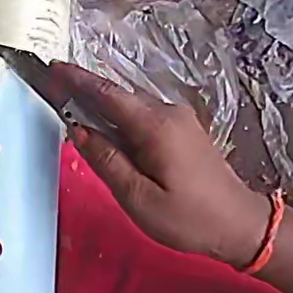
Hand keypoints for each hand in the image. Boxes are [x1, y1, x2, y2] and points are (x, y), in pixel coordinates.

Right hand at [53, 63, 272, 266]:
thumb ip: (106, 160)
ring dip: (100, 106)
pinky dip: (118, 118)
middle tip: (53, 90)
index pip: (107, 94)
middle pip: (117, 96)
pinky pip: (142, 116)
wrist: (241, 225)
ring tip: (72, 111)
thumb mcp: (138, 197)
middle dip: (84, 90)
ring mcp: (178, 119)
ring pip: (129, 106)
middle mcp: (168, 113)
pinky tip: (104, 130)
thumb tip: (78, 131)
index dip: (77, 80)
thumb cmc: (190, 218)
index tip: (52, 68)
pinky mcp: (182, 129)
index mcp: (156, 127)